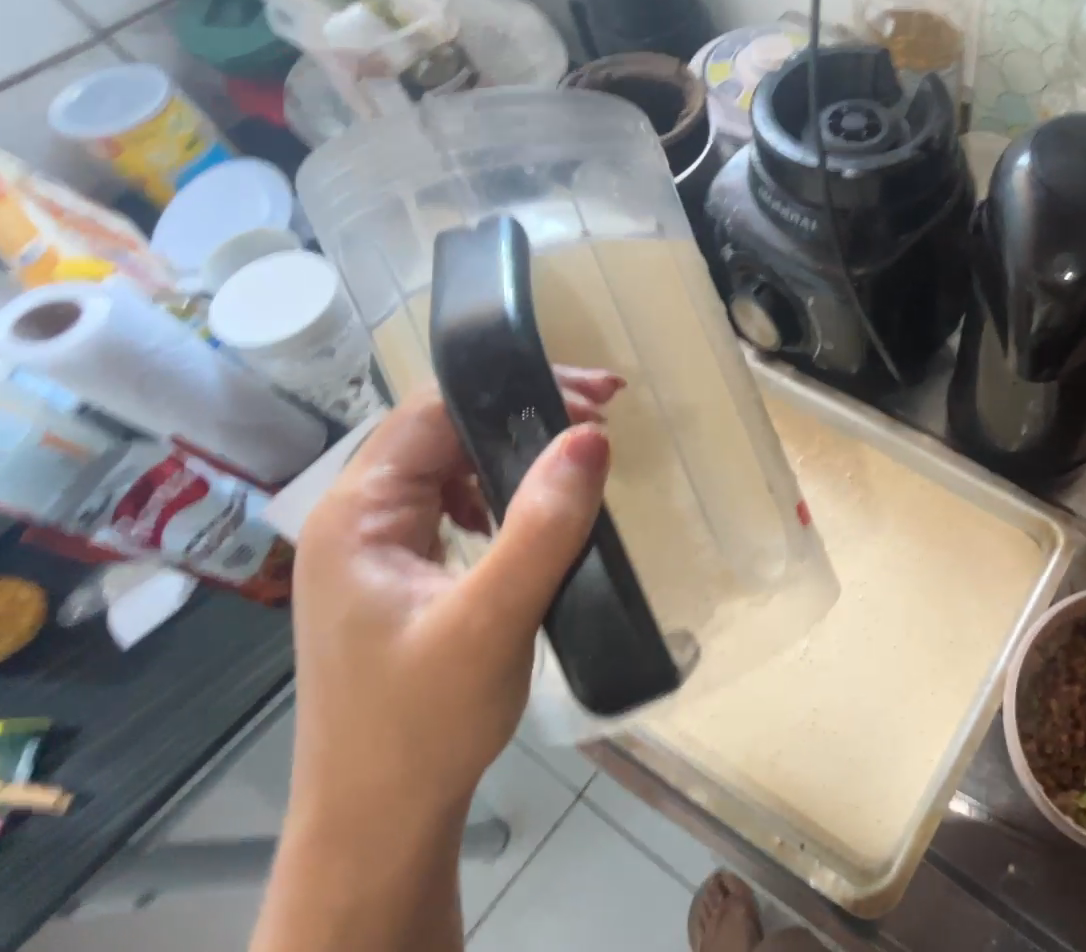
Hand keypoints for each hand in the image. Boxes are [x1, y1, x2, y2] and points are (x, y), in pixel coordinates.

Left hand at [288, 369, 618, 820]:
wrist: (380, 817)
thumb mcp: (492, 619)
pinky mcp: (400, 579)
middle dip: (524, 419)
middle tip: (607, 424)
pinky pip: (454, 512)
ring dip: (516, 459)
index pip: (435, 413)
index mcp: (357, 514)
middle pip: (441, 435)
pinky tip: (536, 523)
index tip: (601, 398)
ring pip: (451, 472)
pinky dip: (503, 500)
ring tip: (580, 466)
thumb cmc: (424, 721)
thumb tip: (592, 437)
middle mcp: (356, 520)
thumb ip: (542, 525)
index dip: (517, 391)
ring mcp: (375, 552)